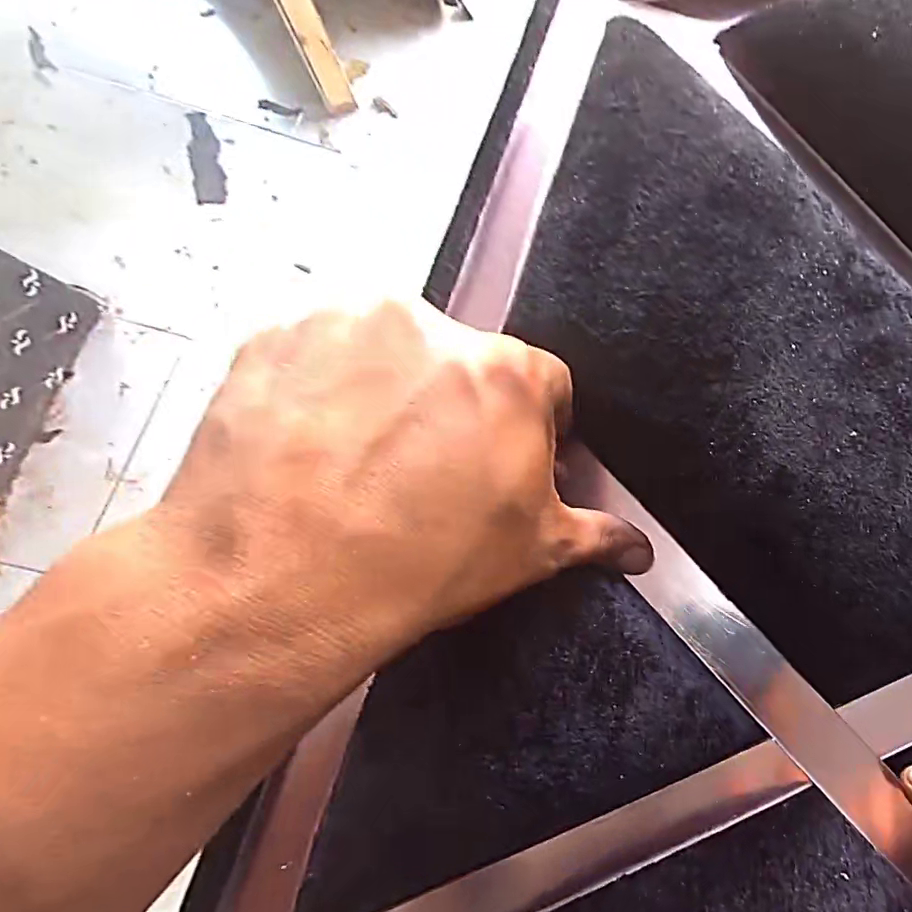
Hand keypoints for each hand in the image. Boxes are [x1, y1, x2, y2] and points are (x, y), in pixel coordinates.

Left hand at [146, 299, 651, 667]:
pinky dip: (336, 385)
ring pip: (401, 350)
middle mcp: (433, 328)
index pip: (549, 383)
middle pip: (474, 363)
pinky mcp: (271, 339)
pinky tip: (330, 442)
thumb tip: (640, 550)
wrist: (278, 585)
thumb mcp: (536, 549)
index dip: (541, 425)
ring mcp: (344, 326)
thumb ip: (601, 534)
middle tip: (448, 466)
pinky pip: (328, 352)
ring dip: (404, 389)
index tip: (518, 458)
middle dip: (472, 407)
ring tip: (383, 456)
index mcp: (510, 373)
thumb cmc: (426, 561)